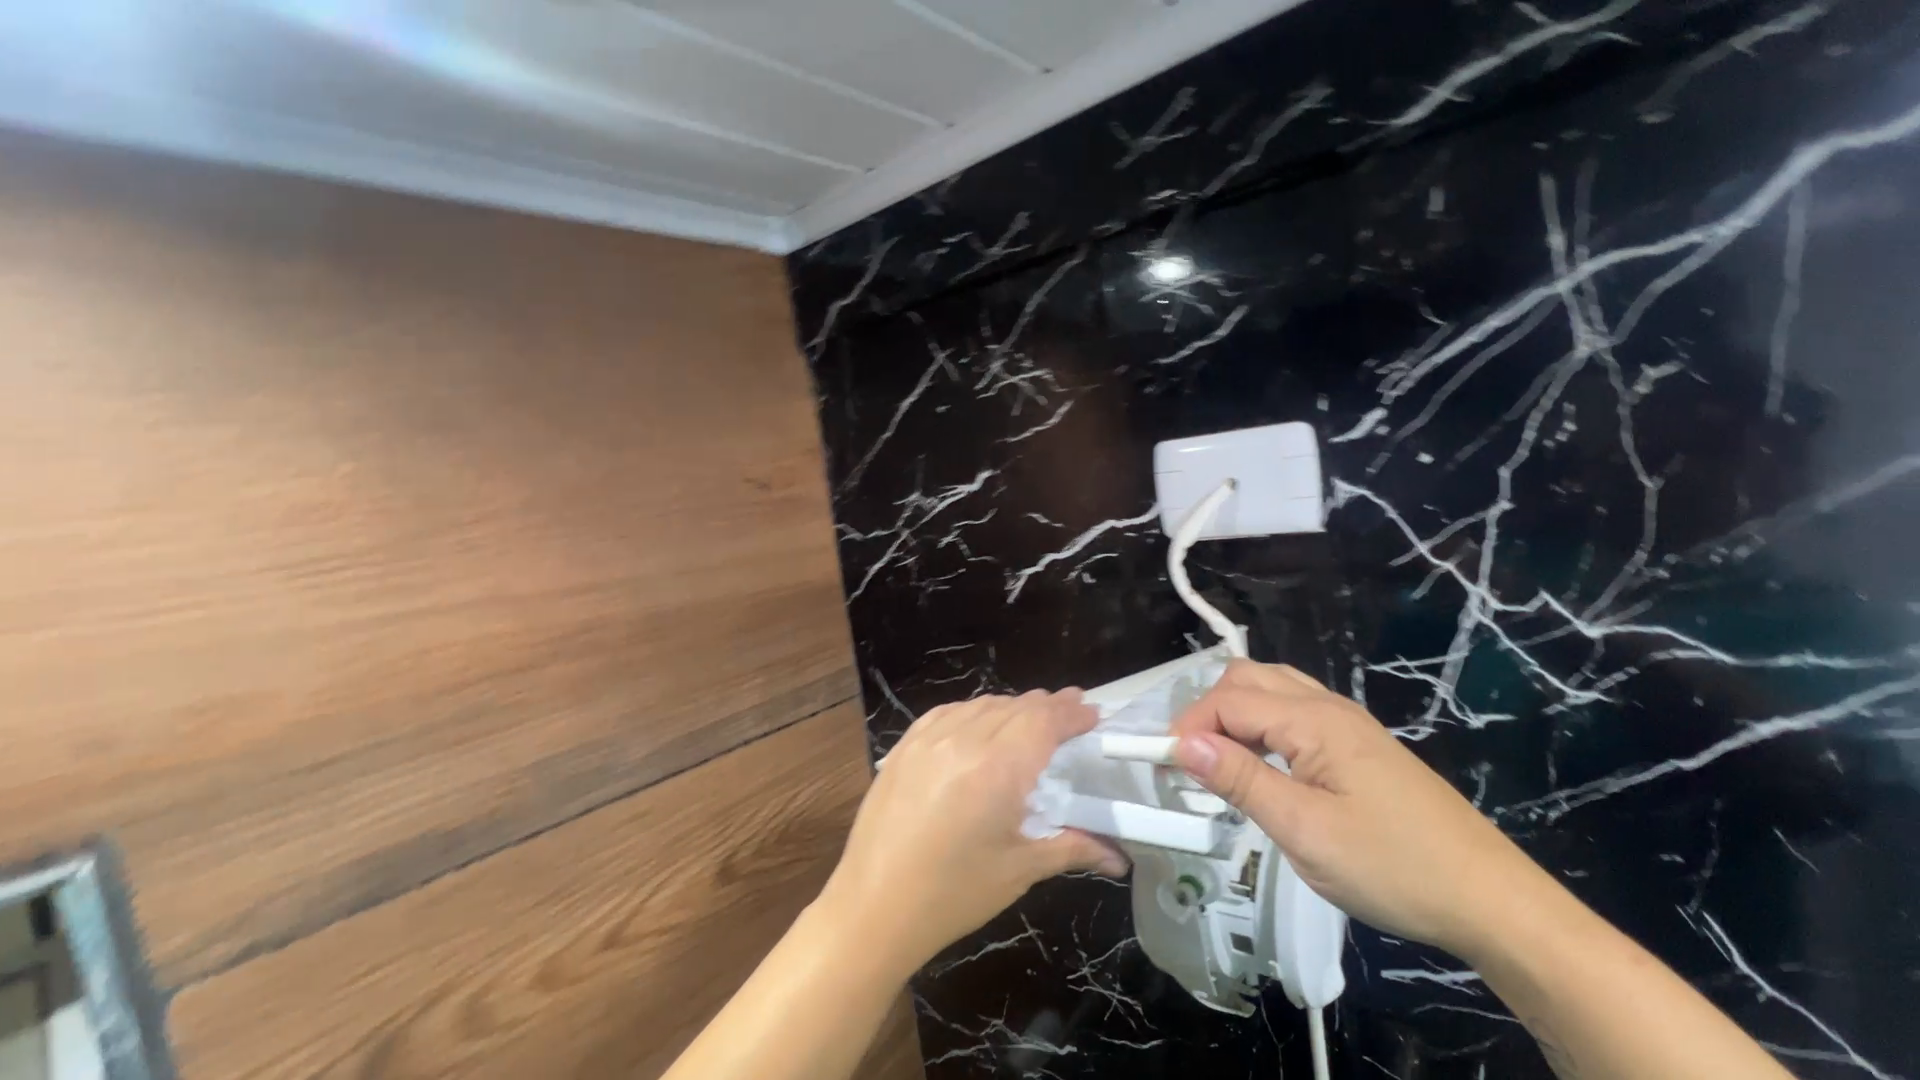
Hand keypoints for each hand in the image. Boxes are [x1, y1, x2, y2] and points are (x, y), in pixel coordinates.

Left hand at [820, 690, 1129, 972]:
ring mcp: (926, 740)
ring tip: (1031, 721)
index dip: (1071, 712)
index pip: (1044, 720)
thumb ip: (1072, 848)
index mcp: (997, 767)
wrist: (873, 907)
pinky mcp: (901, 748)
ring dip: (1011, 708)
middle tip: (1071, 715)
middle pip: (1015, 707)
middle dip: (1047, 708)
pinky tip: (980, 726)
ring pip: (980, 705)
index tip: (1093, 714)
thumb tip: (1120, 857)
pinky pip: (946, 714)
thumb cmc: (954, 893)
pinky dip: (972, 713)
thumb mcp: (1020, 869)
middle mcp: (962, 740)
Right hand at [1170, 660, 1546, 957]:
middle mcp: (1330, 708)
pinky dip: (1263, 728)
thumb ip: (1241, 780)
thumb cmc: (1392, 866)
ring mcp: (1349, 726)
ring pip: (1274, 693)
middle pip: (1249, 680)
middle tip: (1187, 763)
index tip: (1163, 768)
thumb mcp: (1304, 830)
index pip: (1229, 700)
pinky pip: (1296, 715)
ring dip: (1235, 716)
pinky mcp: (1360, 749)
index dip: (1189, 727)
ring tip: (1217, 763)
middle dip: (1207, 711)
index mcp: (1315, 720)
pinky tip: (1261, 767)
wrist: (1488, 898)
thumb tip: (1181, 742)